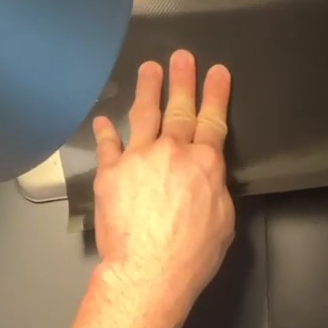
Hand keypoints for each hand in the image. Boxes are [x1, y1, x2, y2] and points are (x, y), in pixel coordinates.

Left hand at [89, 50, 235, 327]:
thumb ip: (215, 190)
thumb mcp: (223, 222)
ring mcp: (138, 159)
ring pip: (144, 116)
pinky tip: (104, 120)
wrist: (149, 270)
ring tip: (150, 69)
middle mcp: (172, 152)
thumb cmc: (192, 255)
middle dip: (183, 81)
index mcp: (206, 165)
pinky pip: (108, 145)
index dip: (216, 95)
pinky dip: (106, 131)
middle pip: (179, 109)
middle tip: (182, 57)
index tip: (217, 73)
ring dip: (148, 89)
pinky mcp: (111, 173)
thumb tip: (207, 178)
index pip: (213, 122)